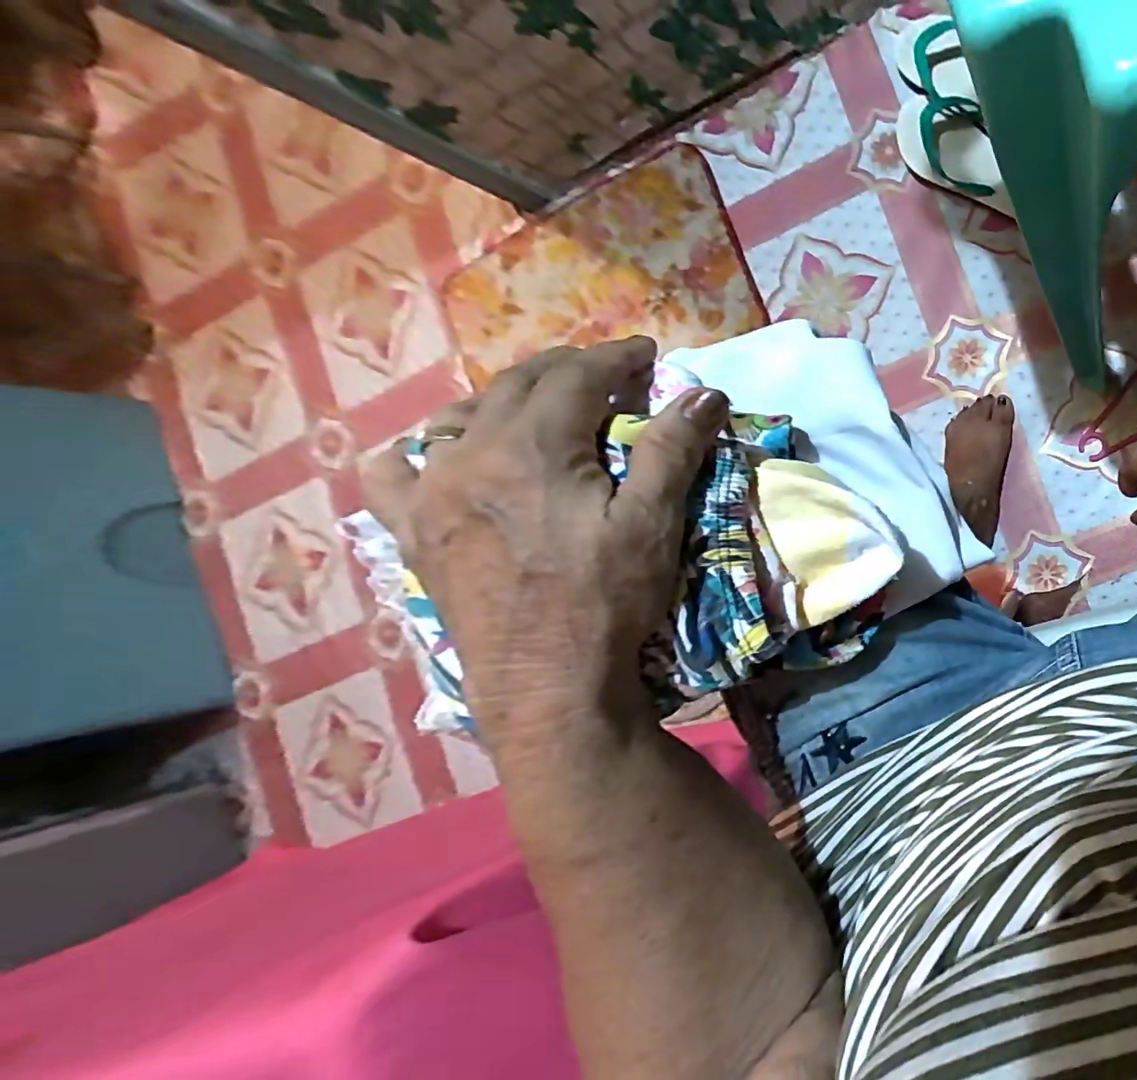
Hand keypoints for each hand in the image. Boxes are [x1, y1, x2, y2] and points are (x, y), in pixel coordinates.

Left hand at [360, 338, 728, 750]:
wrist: (550, 682)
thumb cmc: (608, 599)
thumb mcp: (652, 521)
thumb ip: (672, 448)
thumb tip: (704, 392)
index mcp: (530, 447)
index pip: (574, 376)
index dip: (615, 358)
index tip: (648, 353)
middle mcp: (467, 454)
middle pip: (517, 385)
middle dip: (568, 369)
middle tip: (609, 374)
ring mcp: (431, 494)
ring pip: (461, 416)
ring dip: (507, 398)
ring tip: (543, 406)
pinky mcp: (416, 533)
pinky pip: (396, 472)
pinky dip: (423, 448)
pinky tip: (441, 453)